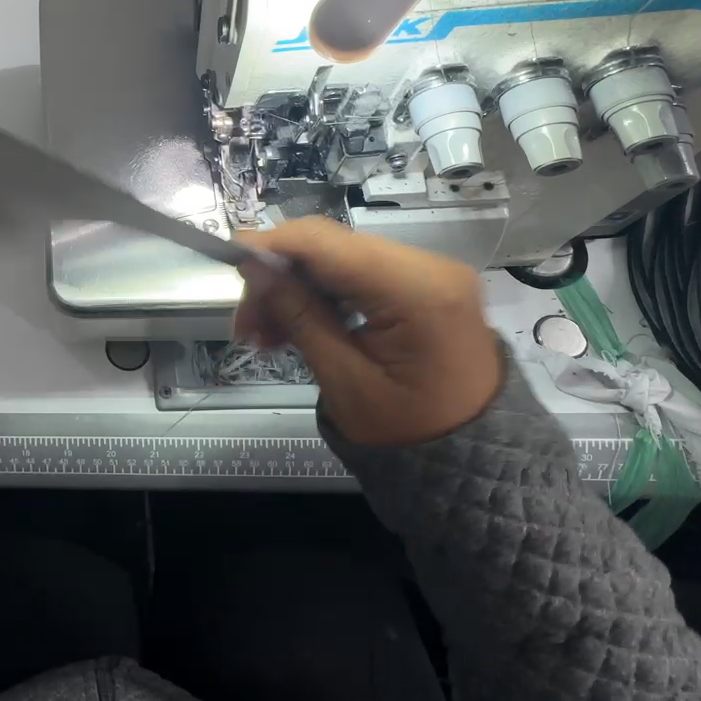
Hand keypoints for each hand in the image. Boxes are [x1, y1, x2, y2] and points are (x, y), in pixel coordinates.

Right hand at [232, 218, 502, 446]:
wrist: (471, 456)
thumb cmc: (408, 429)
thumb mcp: (343, 379)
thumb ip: (298, 314)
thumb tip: (253, 264)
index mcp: (418, 290)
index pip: (327, 243)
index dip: (272, 245)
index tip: (228, 262)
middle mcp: (428, 267)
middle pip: (328, 247)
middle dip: (277, 277)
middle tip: (245, 324)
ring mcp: (426, 272)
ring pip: (333, 258)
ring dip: (292, 288)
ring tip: (264, 335)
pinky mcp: (418, 283)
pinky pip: (353, 273)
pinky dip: (318, 294)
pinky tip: (294, 326)